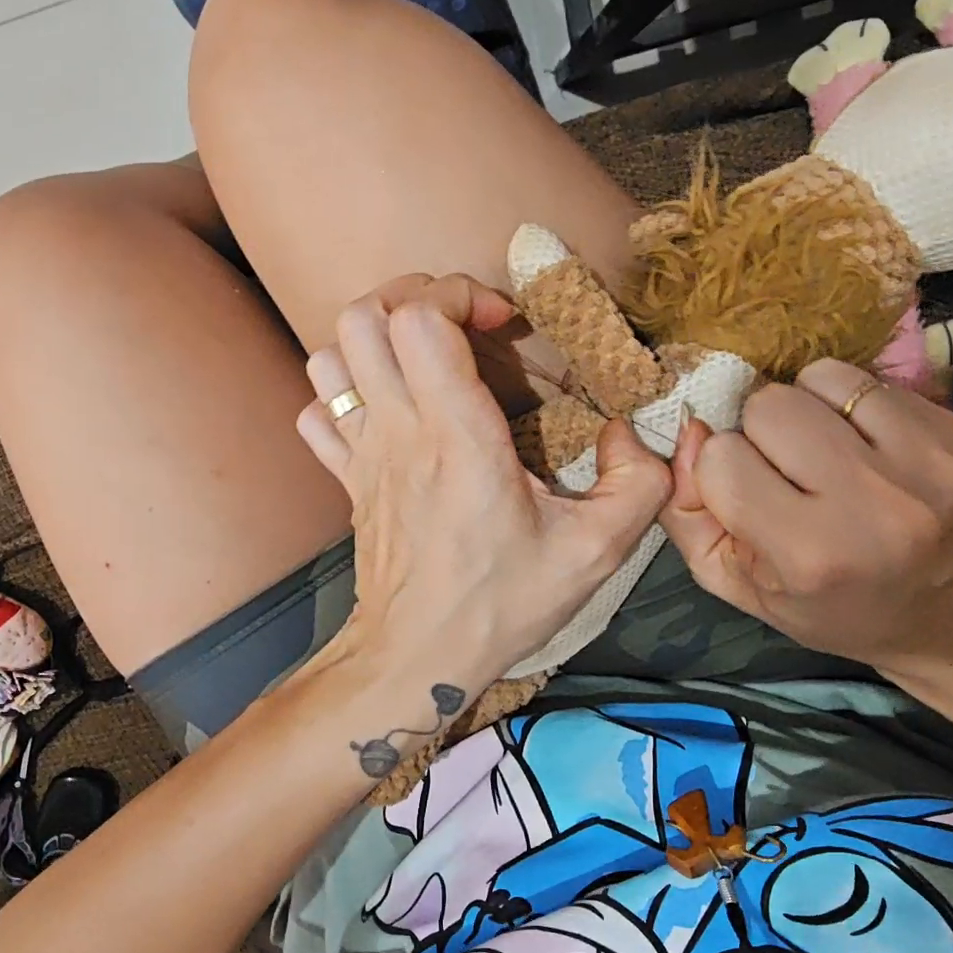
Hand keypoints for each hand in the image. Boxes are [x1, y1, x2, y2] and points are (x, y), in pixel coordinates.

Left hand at [297, 273, 671, 684]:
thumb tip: (633, 433)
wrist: (416, 657)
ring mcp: (362, 453)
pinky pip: (317, 411)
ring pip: (330, 355)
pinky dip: (341, 393)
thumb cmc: (500, 605)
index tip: (501, 323)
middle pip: (364, 318)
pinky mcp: (346, 478)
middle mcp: (399, 431)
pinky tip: (383, 408)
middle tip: (459, 322)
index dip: (459, 294)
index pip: (422, 319)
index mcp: (457, 436)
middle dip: (412, 295)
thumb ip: (635, 483)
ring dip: (373, 338)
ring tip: (421, 355)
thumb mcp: (594, 552)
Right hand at [660, 358, 952, 682]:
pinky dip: (854, 408)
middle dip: (761, 433)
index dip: (721, 472)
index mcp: (812, 554)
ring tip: (827, 452)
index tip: (748, 498)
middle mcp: (876, 505)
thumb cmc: (835, 610)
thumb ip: (687, 512)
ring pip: (819, 378)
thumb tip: (688, 428)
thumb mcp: (739, 585)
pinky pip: (873, 382)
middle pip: (768, 405)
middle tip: (786, 471)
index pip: (721, 458)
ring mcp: (932, 465)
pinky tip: (871, 450)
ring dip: (808, 409)